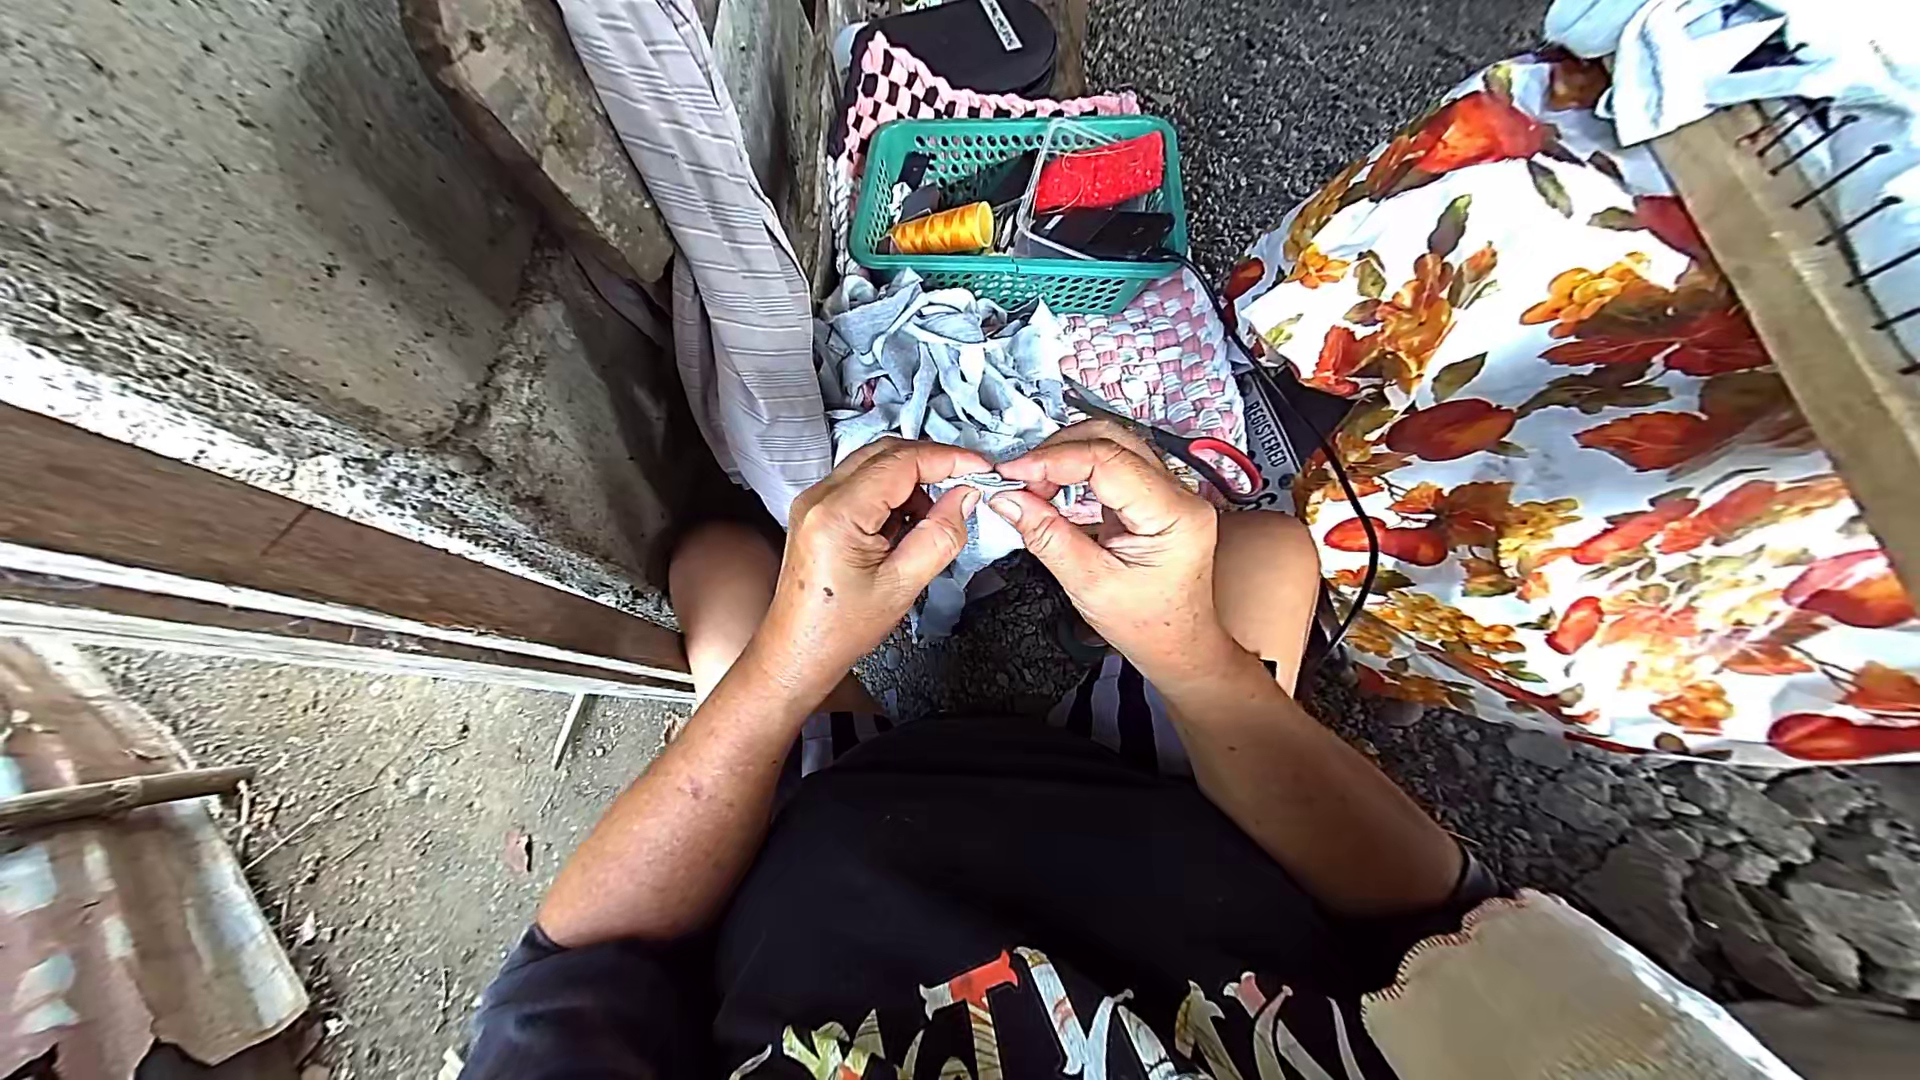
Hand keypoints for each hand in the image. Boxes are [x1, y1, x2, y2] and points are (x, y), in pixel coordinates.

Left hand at [750, 438, 989, 700]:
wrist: (799, 651)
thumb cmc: (842, 627)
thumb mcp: (903, 584)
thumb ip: (941, 535)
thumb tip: (964, 496)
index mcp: (838, 513)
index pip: (901, 461)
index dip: (947, 458)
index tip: (979, 466)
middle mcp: (820, 496)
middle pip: (886, 452)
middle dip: (931, 462)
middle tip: (966, 482)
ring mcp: (815, 501)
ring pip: (875, 464)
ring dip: (912, 479)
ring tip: (933, 517)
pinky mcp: (818, 510)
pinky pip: (863, 483)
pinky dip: (893, 493)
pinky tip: (907, 524)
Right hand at [991, 434, 1238, 683]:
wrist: (1176, 645)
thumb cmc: (1148, 625)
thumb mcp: (1089, 584)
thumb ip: (1046, 536)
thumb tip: (1009, 499)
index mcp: (1174, 515)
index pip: (1107, 460)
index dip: (1053, 460)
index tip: (1014, 473)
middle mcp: (1178, 494)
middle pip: (1110, 440)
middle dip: (1056, 453)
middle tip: (1018, 480)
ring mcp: (1166, 493)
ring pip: (1108, 445)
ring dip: (1062, 459)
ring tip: (1031, 487)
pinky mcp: (1150, 498)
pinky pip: (1109, 465)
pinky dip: (1073, 471)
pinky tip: (1051, 489)